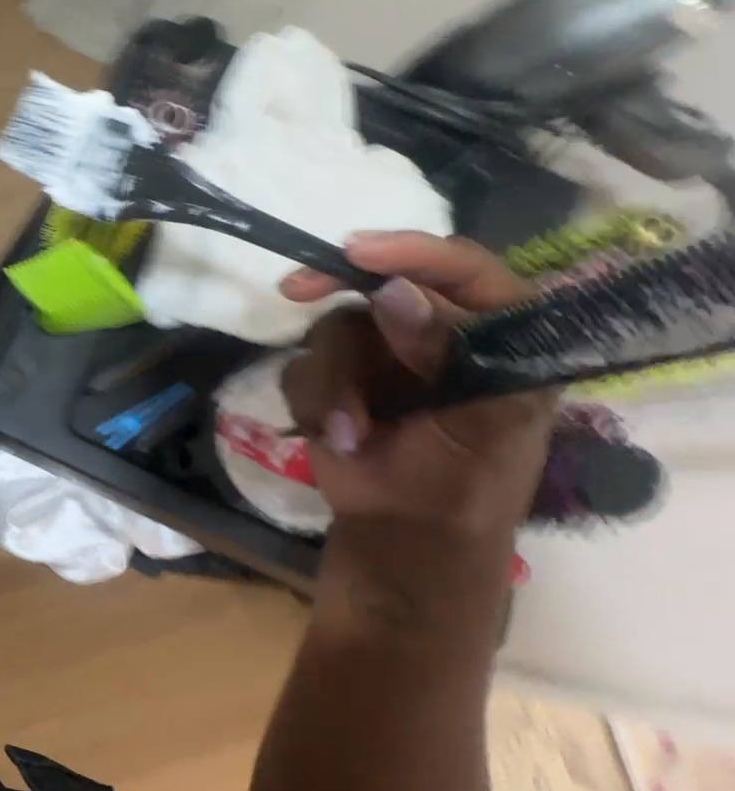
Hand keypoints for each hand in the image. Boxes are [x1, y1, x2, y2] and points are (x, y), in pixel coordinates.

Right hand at [279, 232, 558, 539]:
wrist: (407, 539)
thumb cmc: (469, 485)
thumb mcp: (485, 418)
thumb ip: (450, 351)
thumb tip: (391, 293)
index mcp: (496, 334)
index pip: (463, 270)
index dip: (411, 252)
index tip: (357, 251)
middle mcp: (433, 335)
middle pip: (377, 288)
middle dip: (337, 293)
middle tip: (294, 289)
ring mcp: (378, 359)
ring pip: (331, 332)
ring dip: (331, 384)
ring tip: (346, 433)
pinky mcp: (332, 385)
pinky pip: (302, 369)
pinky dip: (313, 403)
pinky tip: (335, 437)